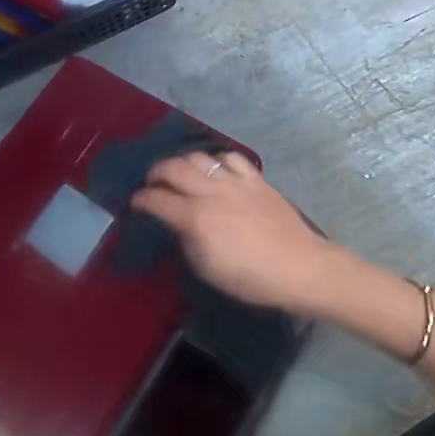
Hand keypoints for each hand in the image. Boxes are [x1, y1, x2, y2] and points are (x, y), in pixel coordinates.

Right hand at [131, 152, 355, 314]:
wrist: (298, 267)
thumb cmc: (250, 279)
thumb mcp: (206, 269)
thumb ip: (186, 241)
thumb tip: (177, 224)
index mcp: (195, 218)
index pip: (156, 200)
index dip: (140, 199)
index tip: (136, 202)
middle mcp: (212, 192)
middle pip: (174, 168)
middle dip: (156, 172)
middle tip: (152, 182)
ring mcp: (237, 182)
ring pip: (201, 157)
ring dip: (184, 162)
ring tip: (180, 172)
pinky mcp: (257, 179)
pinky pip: (232, 157)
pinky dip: (218, 160)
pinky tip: (217, 169)